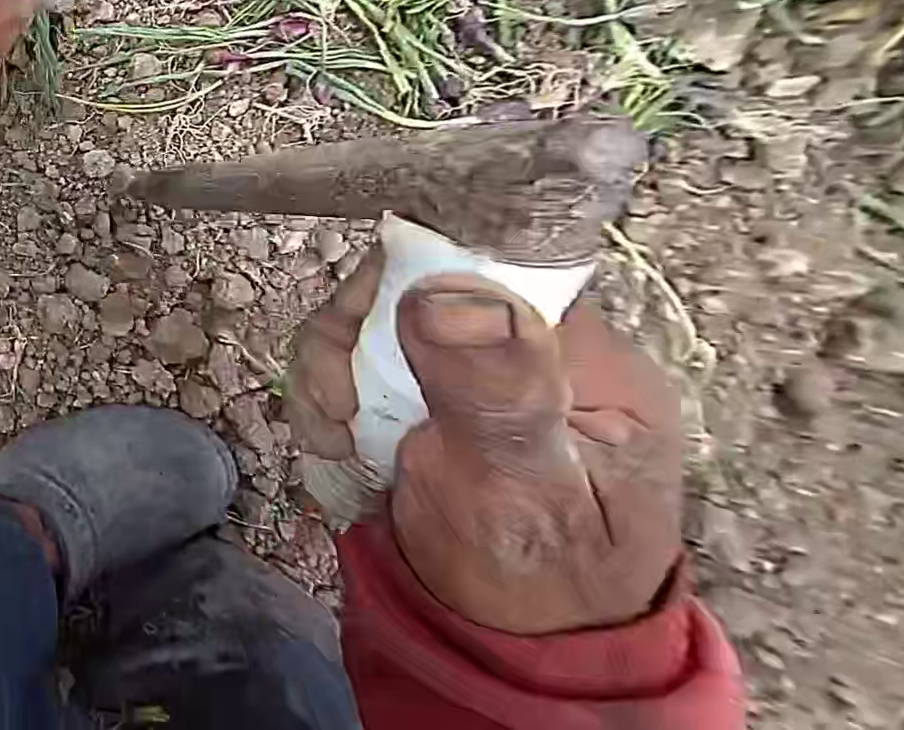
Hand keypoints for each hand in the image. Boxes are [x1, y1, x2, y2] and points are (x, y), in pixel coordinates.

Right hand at [286, 251, 683, 634]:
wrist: (495, 641)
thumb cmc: (532, 581)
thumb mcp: (525, 494)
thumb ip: (496, 397)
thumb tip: (445, 294)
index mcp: (582, 353)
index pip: (488, 262)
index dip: (411, 280)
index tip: (368, 339)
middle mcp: (518, 339)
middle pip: (409, 280)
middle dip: (352, 337)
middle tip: (340, 404)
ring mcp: (460, 359)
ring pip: (364, 314)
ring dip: (327, 368)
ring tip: (334, 432)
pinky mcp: (413, 381)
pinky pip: (345, 352)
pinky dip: (321, 390)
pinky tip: (331, 438)